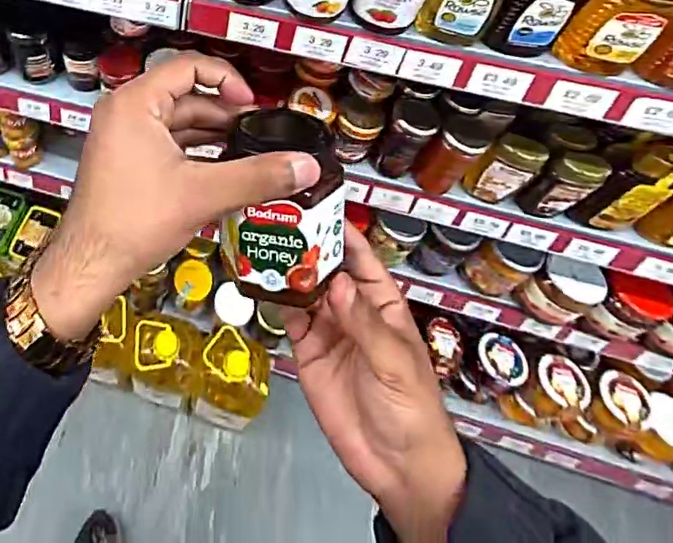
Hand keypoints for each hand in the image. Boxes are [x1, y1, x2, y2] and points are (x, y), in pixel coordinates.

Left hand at [29, 51, 315, 339]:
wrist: (90, 263)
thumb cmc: (129, 223)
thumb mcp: (202, 194)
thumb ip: (257, 176)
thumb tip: (302, 166)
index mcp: (134, 103)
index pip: (188, 67)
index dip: (226, 80)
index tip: (250, 103)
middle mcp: (124, 110)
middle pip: (185, 94)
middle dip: (224, 112)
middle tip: (257, 132)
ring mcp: (122, 133)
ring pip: (177, 119)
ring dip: (212, 132)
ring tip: (247, 150)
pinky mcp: (125, 155)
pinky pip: (166, 139)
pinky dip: (194, 148)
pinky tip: (221, 166)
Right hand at [284, 224, 465, 542]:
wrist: (396, 467)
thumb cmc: (413, 409)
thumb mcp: (394, 362)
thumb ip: (364, 323)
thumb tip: (338, 283)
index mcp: (380, 302)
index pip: (360, 255)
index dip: (340, 229)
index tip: (317, 204)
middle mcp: (350, 306)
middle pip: (325, 265)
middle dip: (305, 243)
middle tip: (277, 219)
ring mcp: (327, 326)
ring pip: (302, 286)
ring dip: (285, 267)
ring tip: (262, 243)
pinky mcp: (306, 348)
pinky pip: (288, 315)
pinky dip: (274, 298)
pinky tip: (260, 282)